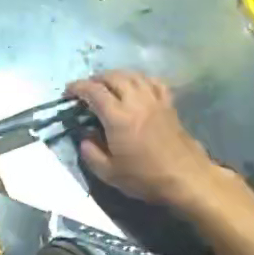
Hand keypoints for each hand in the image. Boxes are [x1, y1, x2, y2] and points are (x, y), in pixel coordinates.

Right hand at [66, 71, 223, 209]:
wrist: (186, 178)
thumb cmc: (143, 177)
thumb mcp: (106, 171)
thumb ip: (89, 151)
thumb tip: (85, 137)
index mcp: (119, 119)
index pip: (95, 92)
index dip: (78, 88)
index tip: (67, 92)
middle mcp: (138, 104)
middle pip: (116, 78)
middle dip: (96, 79)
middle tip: (84, 88)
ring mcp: (156, 103)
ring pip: (135, 76)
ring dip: (117, 76)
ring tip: (105, 84)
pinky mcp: (169, 106)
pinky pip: (154, 83)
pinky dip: (140, 79)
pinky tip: (134, 86)